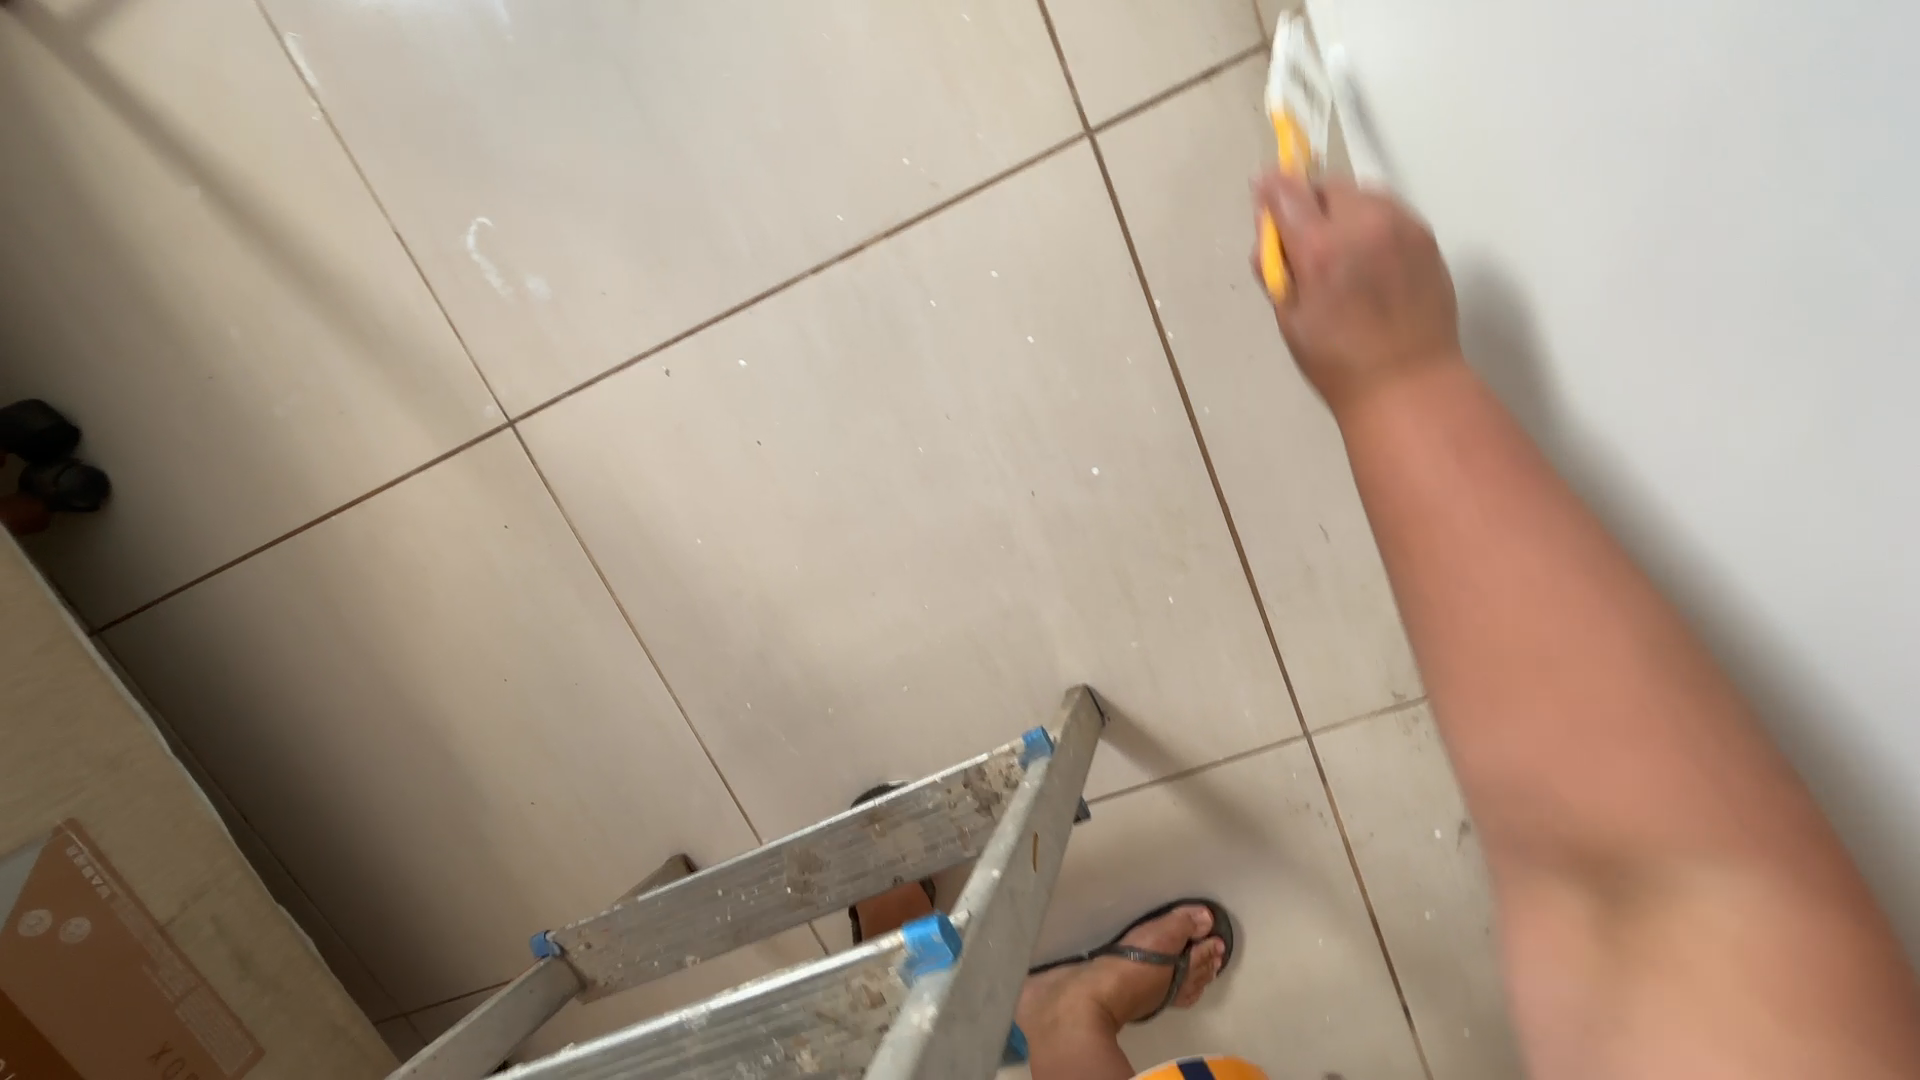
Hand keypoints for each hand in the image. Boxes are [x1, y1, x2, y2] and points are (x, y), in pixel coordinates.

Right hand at [1252, 170, 1461, 412]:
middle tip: (1304, 240)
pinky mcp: (1425, 236)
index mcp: (1321, 249)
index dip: (1271, 188)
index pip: (1288, 193)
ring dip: (1342, 212)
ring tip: (1341, 254)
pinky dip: (1370, 225)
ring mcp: (1401, 226)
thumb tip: (1268, 231)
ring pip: (1362, 195)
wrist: (1405, 380)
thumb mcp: (1289, 319)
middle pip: (1329, 186)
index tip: (1262, 189)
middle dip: (1310, 203)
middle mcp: (1364, 225)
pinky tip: (1369, 263)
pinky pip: (1388, 213)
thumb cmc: (1334, 361)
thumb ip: (1275, 268)